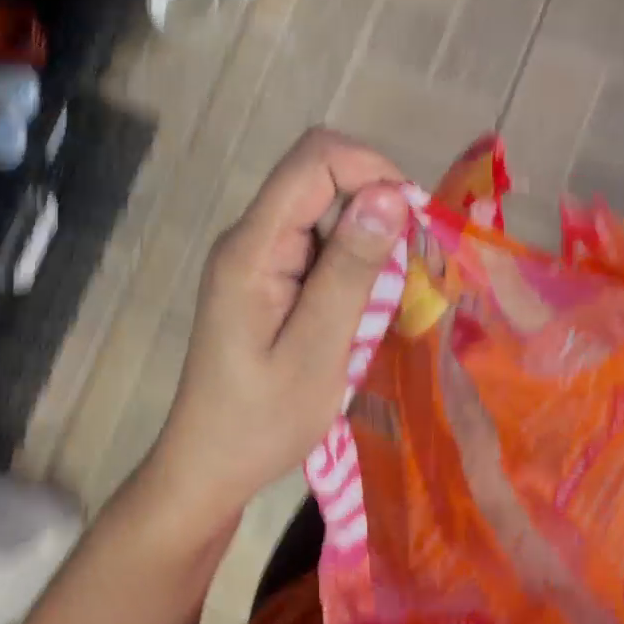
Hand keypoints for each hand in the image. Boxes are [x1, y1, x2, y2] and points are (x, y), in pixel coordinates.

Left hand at [144, 129, 410, 518]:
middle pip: (320, 178)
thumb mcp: (318, 352)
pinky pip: (317, 243)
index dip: (371, 170)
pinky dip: (351, 263)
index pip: (314, 160)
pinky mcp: (265, 276)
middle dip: (374, 209)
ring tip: (383, 303)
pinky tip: (360, 310)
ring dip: (366, 241)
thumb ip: (351, 270)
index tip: (413, 223)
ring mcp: (254, 255)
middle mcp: (248, 237)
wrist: (209, 463)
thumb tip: (390, 193)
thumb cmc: (262, 421)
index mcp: (251, 247)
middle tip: (406, 274)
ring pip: (324, 210)